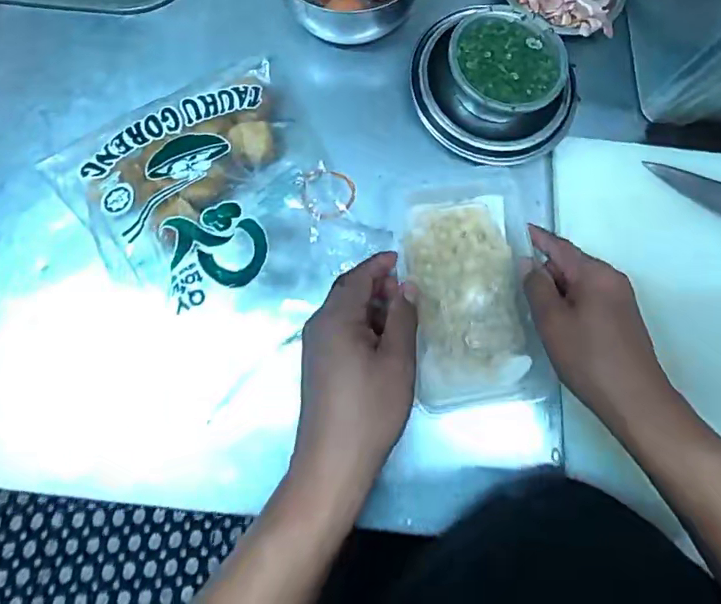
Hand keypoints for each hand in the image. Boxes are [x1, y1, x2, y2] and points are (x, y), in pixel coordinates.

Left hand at [290, 251, 416, 504]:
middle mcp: (319, 325)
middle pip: (347, 291)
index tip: (400, 257)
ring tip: (399, 314)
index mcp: (335, 318)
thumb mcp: (396, 359)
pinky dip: (361, 324)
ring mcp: (315, 346)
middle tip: (405, 289)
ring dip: (369, 306)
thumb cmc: (369, 408)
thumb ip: (402, 317)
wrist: (331, 463)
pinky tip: (382, 340)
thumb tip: (405, 287)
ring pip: (343, 311)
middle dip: (375, 284)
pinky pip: (340, 329)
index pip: (357, 278)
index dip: (379, 264)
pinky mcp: (317, 365)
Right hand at [523, 225, 679, 431]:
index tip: (518, 230)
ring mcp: (621, 300)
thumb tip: (528, 262)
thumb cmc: (590, 359)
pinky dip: (572, 303)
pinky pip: (591, 299)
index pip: (560, 247)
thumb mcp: (553, 322)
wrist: (637, 402)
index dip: (538, 238)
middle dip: (545, 270)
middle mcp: (612, 279)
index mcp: (595, 273)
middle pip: (571, 264)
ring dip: (558, 290)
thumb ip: (537, 287)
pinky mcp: (623, 320)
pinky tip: (558, 322)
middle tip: (516, 279)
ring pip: (581, 284)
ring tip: (532, 304)